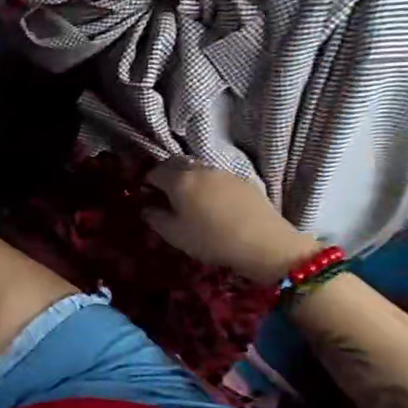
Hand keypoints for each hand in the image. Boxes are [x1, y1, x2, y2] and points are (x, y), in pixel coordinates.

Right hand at [141, 160, 322, 282]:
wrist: (263, 243)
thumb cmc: (211, 240)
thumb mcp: (176, 235)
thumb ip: (156, 219)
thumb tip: (146, 208)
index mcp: (179, 180)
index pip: (155, 172)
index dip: (146, 182)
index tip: (145, 195)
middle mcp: (200, 169)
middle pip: (177, 164)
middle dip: (167, 175)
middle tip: (164, 193)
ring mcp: (224, 173)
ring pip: (199, 169)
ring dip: (189, 179)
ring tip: (189, 199)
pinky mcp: (243, 181)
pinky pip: (217, 178)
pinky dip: (208, 185)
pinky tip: (213, 204)